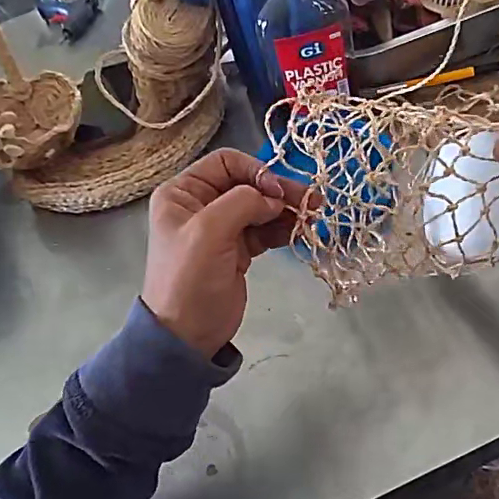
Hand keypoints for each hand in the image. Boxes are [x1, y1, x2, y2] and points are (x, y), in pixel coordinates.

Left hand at [143, 149, 311, 358]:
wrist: (186, 334)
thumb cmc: (190, 279)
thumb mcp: (209, 232)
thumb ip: (242, 203)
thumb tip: (275, 197)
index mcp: (184, 193)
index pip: (227, 163)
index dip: (257, 172)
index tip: (278, 193)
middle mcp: (202, 205)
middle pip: (250, 184)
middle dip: (281, 192)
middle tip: (313, 202)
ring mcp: (222, 228)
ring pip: (262, 207)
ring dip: (288, 210)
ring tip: (314, 217)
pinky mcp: (239, 250)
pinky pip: (267, 230)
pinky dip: (285, 228)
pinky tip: (302, 232)